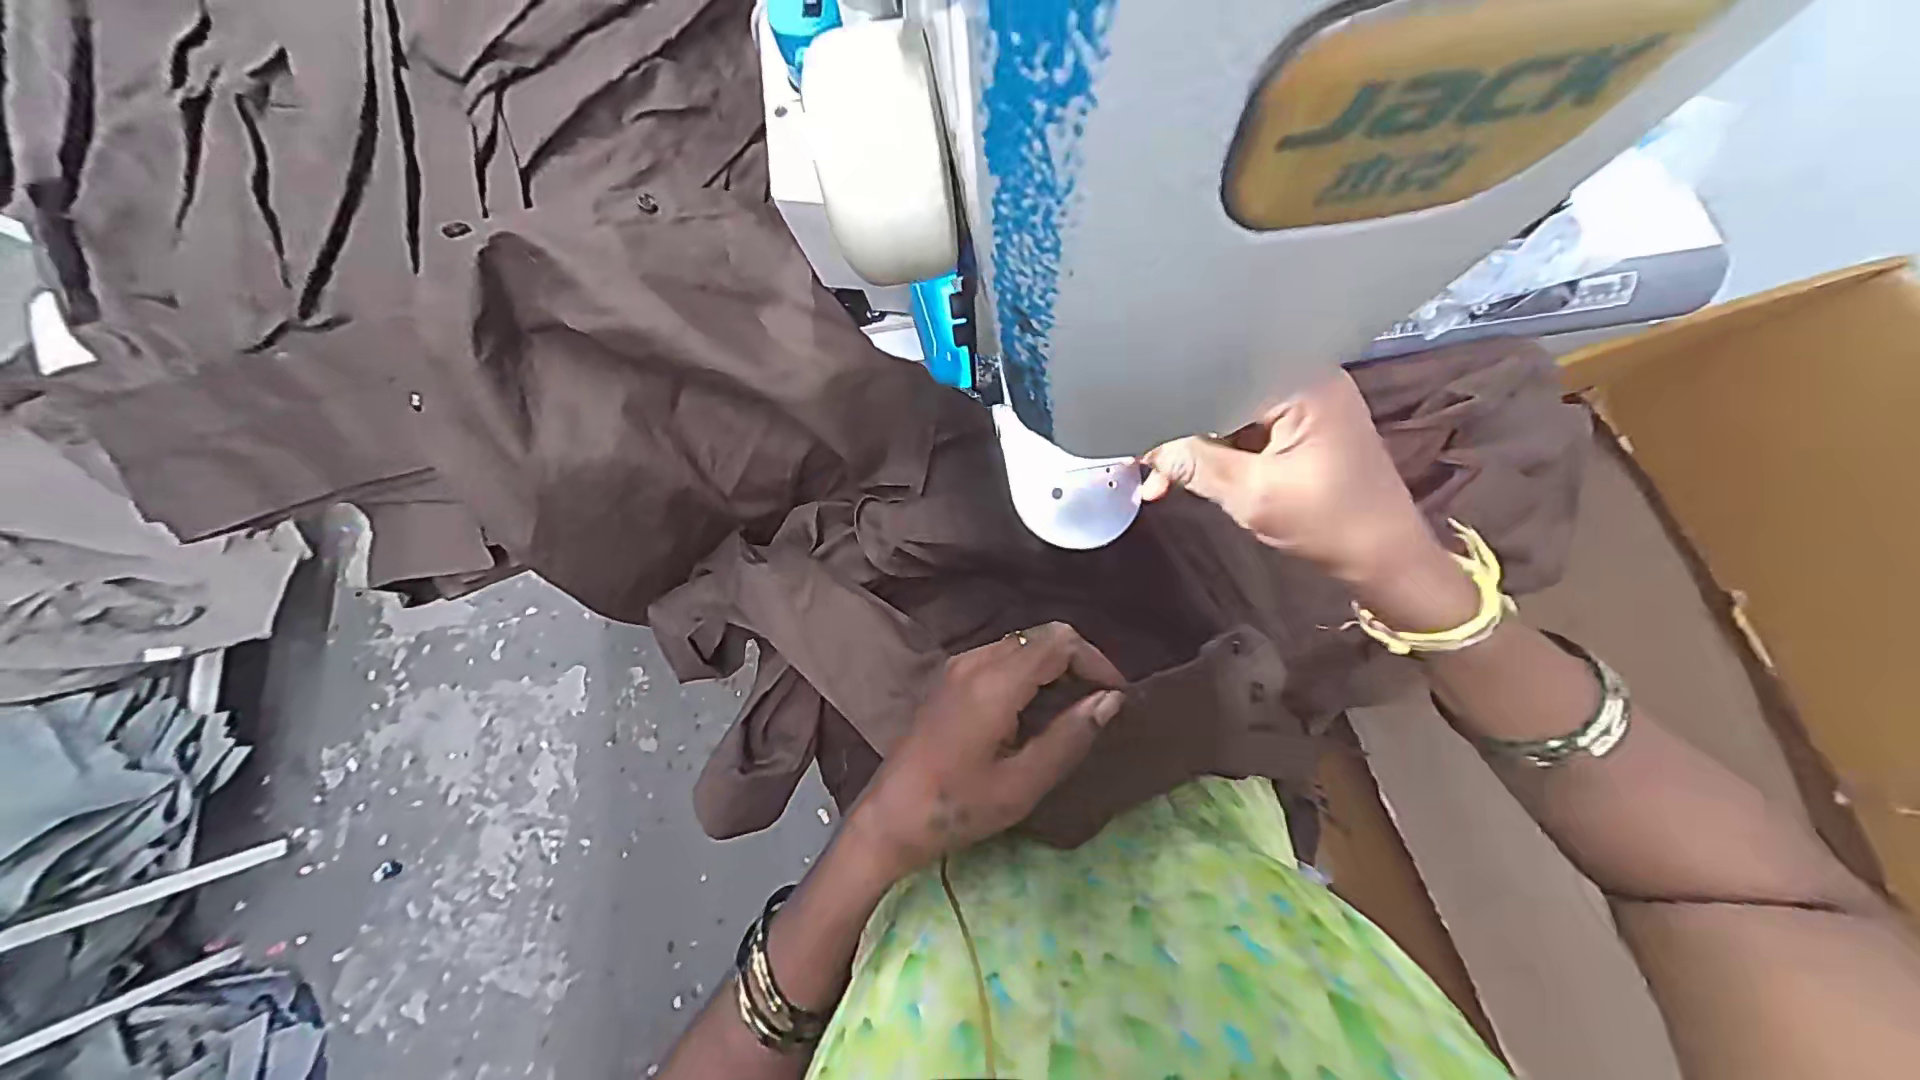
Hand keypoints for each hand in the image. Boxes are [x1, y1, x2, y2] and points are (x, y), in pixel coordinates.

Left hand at [844, 623, 1125, 877]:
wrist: (889, 817)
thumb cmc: (956, 808)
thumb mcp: (1021, 784)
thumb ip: (1069, 736)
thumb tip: (1110, 699)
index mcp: (993, 683)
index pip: (1059, 641)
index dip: (1096, 662)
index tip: (1115, 697)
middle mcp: (975, 660)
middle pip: (1042, 636)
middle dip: (1079, 662)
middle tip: (1099, 704)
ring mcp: (958, 665)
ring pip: (1023, 643)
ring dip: (1054, 667)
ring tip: (1072, 712)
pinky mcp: (950, 677)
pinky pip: (1002, 656)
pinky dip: (1029, 672)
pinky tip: (1035, 711)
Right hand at [1140, 370, 1439, 588]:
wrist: (1385, 559)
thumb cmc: (1330, 524)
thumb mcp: (1254, 496)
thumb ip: (1195, 465)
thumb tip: (1148, 449)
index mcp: (1303, 384)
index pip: (1221, 377)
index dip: (1174, 403)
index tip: (1138, 429)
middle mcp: (1304, 382)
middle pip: (1221, 393)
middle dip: (1179, 428)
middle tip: (1139, 454)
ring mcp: (1301, 407)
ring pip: (1226, 415)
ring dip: (1193, 446)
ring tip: (1155, 475)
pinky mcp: (1297, 430)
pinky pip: (1241, 432)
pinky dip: (1214, 455)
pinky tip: (1182, 476)